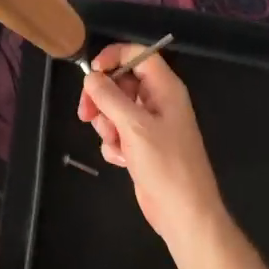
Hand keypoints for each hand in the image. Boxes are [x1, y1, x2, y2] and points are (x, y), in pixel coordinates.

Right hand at [78, 44, 228, 241]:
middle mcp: (158, 102)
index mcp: (165, 88)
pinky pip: (118, 133)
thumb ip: (109, 97)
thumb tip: (91, 76)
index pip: (138, 55)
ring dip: (107, 124)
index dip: (114, 57)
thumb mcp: (134, 126)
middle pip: (122, 82)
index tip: (91, 72)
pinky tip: (121, 160)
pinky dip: (115, 144)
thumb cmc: (165, 164)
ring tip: (114, 143)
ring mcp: (150, 126)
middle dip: (102, 98)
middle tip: (85, 113)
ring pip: (116, 109)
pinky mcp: (142, 147)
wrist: (184, 214)